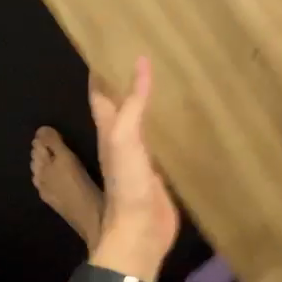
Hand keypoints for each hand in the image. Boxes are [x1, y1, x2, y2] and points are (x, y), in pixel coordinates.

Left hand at [86, 56, 179, 281]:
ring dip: (146, 104)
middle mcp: (121, 140)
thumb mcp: (124, 139)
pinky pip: (160, 142)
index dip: (100, 72)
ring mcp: (140, 157)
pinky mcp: (159, 172)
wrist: (140, 233)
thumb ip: (133, 103)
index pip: (101, 95)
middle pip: (120, 106)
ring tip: (164, 80)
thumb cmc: (126, 184)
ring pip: (140, 122)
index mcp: (108, 131)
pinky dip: (165, 127)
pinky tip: (180, 119)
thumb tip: (140, 60)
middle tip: (142, 56)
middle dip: (124, 84)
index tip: (107, 47)